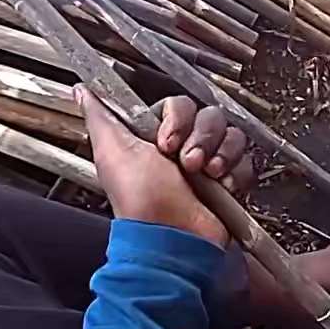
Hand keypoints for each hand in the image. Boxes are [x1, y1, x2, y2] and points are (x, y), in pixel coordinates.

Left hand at [78, 87, 252, 246]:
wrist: (171, 238)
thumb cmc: (140, 199)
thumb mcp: (112, 150)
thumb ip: (100, 116)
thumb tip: (83, 90)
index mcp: (156, 136)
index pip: (180, 105)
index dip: (178, 119)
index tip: (165, 142)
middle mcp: (184, 147)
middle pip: (209, 116)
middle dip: (201, 137)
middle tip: (187, 162)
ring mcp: (209, 165)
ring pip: (231, 135)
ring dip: (221, 152)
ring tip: (207, 174)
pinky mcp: (230, 183)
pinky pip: (246, 161)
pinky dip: (236, 172)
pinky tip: (221, 185)